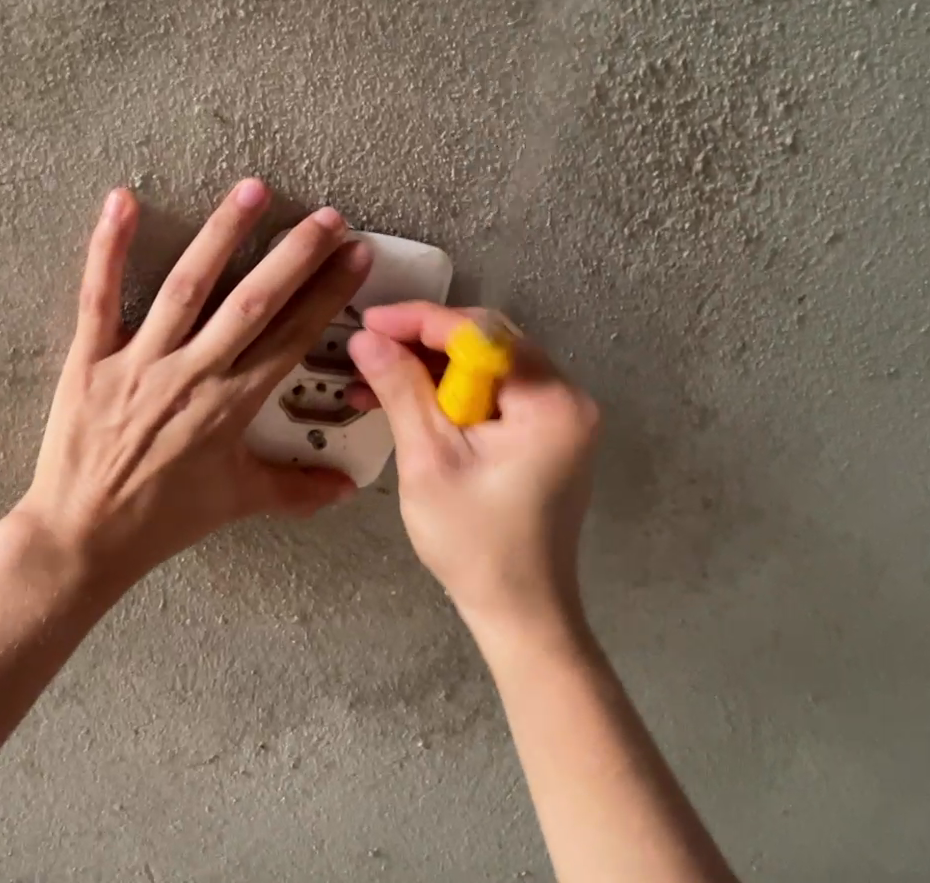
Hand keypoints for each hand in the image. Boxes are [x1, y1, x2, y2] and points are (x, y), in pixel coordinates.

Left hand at [14, 179, 373, 586]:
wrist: (84, 535)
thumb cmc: (162, 519)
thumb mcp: (236, 501)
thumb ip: (297, 490)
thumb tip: (347, 488)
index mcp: (232, 406)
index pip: (293, 337)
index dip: (328, 293)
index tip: (353, 254)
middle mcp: (192, 375)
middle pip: (253, 302)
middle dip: (294, 254)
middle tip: (326, 216)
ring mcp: (139, 362)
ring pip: (187, 287)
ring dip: (222, 235)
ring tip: (252, 190)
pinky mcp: (91, 359)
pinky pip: (99, 296)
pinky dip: (110, 248)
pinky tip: (123, 201)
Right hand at [346, 302, 600, 631]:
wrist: (518, 607)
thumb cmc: (474, 542)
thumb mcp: (429, 460)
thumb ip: (401, 390)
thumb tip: (365, 338)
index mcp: (550, 401)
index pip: (480, 333)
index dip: (419, 321)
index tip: (367, 321)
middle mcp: (564, 397)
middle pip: (484, 343)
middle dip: (419, 343)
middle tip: (366, 348)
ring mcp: (556, 415)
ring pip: (480, 366)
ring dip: (425, 370)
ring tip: (370, 381)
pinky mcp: (540, 433)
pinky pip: (487, 393)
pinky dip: (444, 394)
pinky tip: (402, 403)